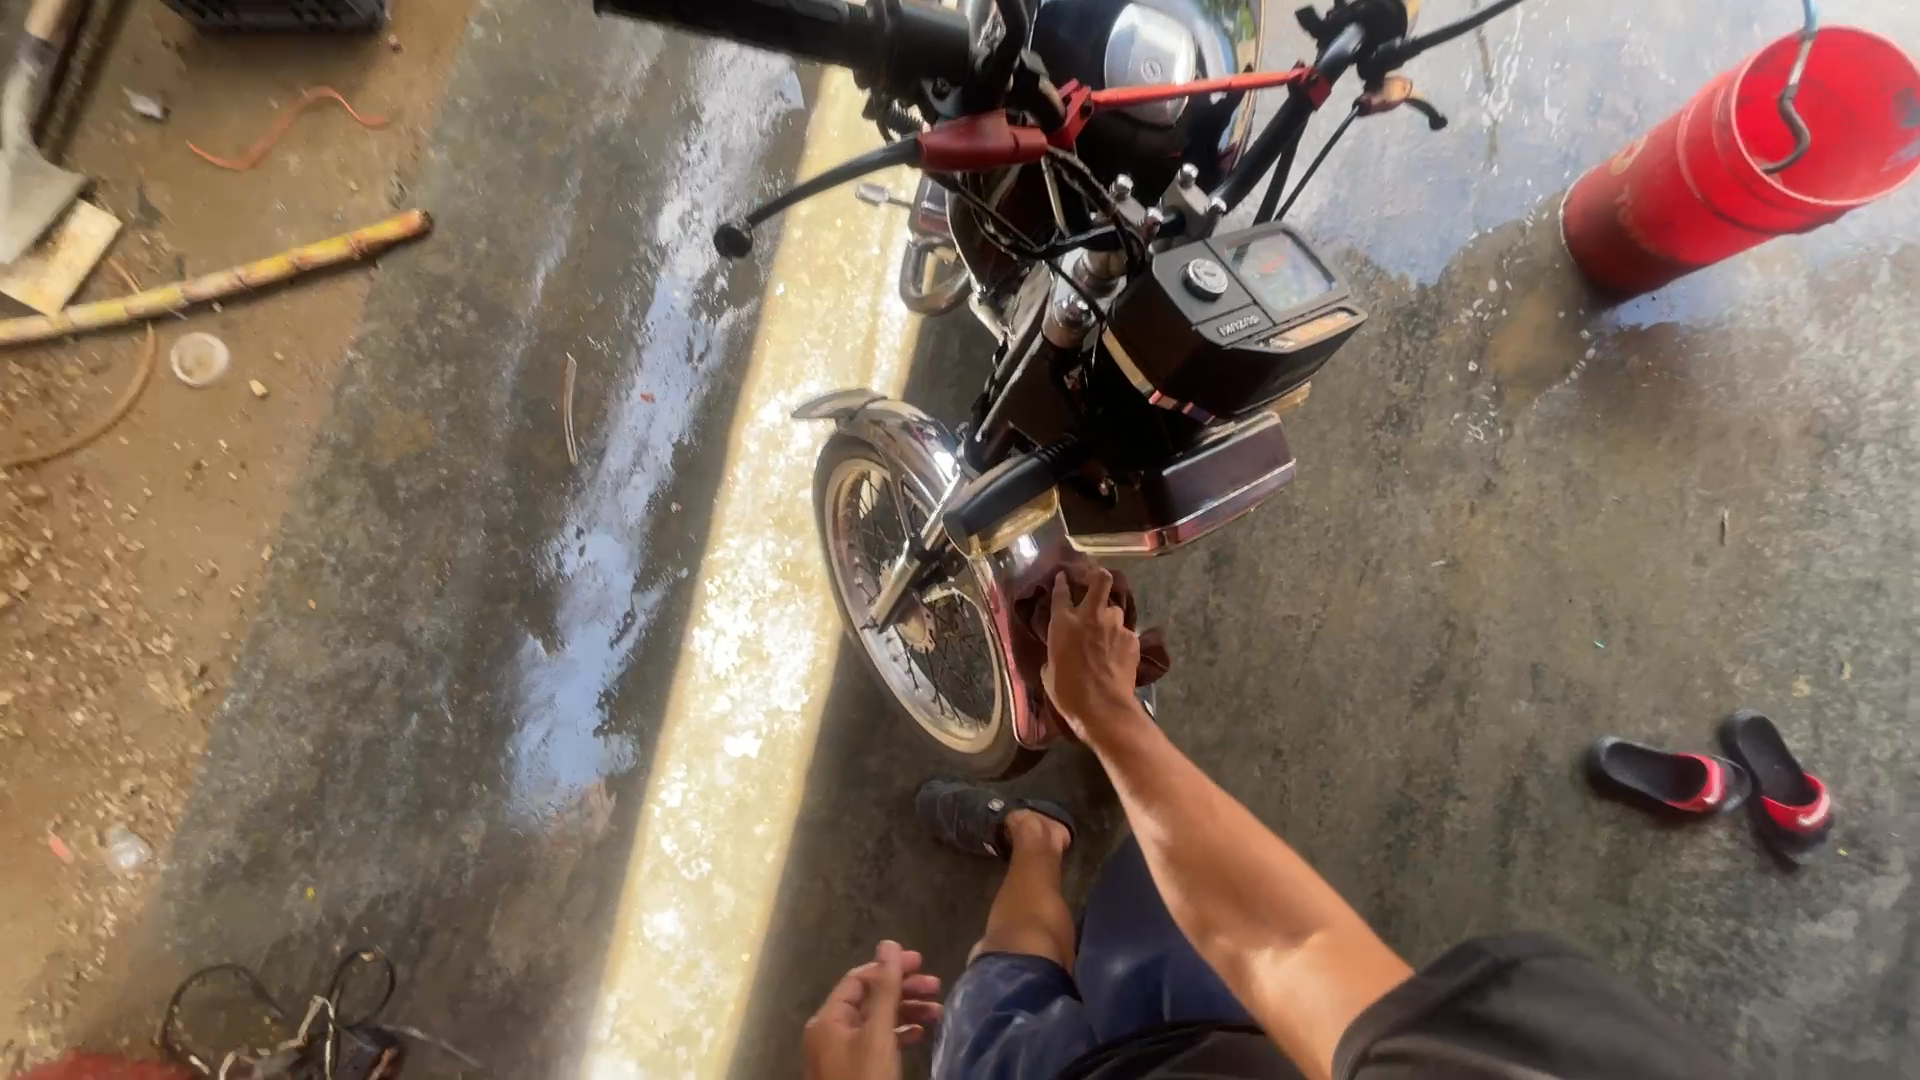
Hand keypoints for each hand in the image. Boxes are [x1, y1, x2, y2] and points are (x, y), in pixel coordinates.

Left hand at [803, 940, 943, 1079]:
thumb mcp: (879, 1033)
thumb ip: (886, 987)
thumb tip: (888, 943)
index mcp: (828, 1019)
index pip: (860, 979)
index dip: (890, 968)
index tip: (922, 963)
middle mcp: (830, 1033)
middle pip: (870, 998)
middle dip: (904, 990)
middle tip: (936, 986)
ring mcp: (840, 1055)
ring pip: (876, 1021)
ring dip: (906, 1012)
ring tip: (937, 1012)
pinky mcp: (853, 1072)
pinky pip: (876, 1043)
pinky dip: (898, 1035)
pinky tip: (920, 1035)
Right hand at [1041, 566, 1141, 741]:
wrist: (1102, 707)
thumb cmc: (1067, 692)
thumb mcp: (1049, 672)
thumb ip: (1054, 654)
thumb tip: (1056, 656)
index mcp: (1063, 622)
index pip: (1061, 592)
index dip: (1062, 582)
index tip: (1064, 577)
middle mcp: (1090, 616)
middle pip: (1100, 580)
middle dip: (1097, 576)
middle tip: (1095, 583)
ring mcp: (1114, 625)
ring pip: (1115, 609)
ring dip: (1109, 617)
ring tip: (1107, 630)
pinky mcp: (1132, 639)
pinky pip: (1125, 633)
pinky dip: (1121, 639)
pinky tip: (1118, 653)